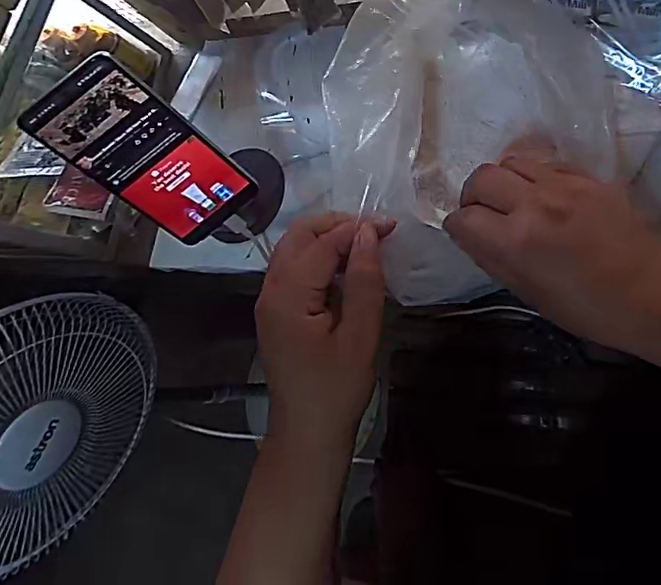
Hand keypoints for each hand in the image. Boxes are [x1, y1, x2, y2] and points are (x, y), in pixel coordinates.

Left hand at [255, 212, 393, 447]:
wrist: (307, 436)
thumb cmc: (336, 390)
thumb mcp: (360, 336)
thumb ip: (364, 281)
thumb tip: (368, 234)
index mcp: (287, 297)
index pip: (322, 243)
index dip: (356, 229)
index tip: (390, 226)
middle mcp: (271, 291)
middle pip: (300, 235)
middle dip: (338, 225)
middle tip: (376, 233)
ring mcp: (270, 300)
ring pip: (296, 248)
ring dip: (329, 239)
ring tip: (367, 248)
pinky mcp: (277, 310)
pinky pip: (296, 267)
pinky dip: (321, 257)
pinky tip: (348, 270)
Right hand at [442, 145, 660, 349]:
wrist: (655, 293)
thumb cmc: (592, 310)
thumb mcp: (533, 296)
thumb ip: (494, 260)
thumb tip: (469, 235)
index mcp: (518, 241)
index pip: (464, 218)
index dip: (458, 227)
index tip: (465, 234)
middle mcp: (535, 203)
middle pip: (481, 177)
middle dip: (473, 196)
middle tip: (483, 214)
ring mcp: (564, 184)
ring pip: (511, 161)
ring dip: (503, 180)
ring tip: (513, 201)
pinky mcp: (587, 176)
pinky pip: (545, 164)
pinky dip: (534, 177)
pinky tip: (545, 197)